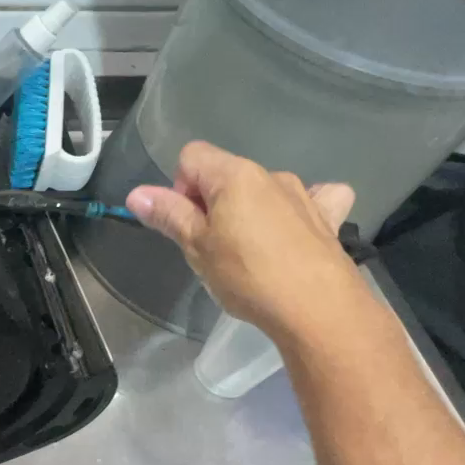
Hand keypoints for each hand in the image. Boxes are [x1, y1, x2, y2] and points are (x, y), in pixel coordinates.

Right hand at [125, 141, 368, 344]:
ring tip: (248, 252)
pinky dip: (296, 209)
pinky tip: (293, 232)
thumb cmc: (247, 276)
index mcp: (234, 175)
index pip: (192, 156)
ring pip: (261, 189)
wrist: (317, 308)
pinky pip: (311, 198)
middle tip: (210, 247)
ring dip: (247, 210)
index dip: (179, 187)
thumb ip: (168, 215)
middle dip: (211, 203)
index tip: (186, 224)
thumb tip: (136, 193)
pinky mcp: (328, 216)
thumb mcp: (196, 247)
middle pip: (225, 174)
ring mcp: (303, 193)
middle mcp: (270, 174)